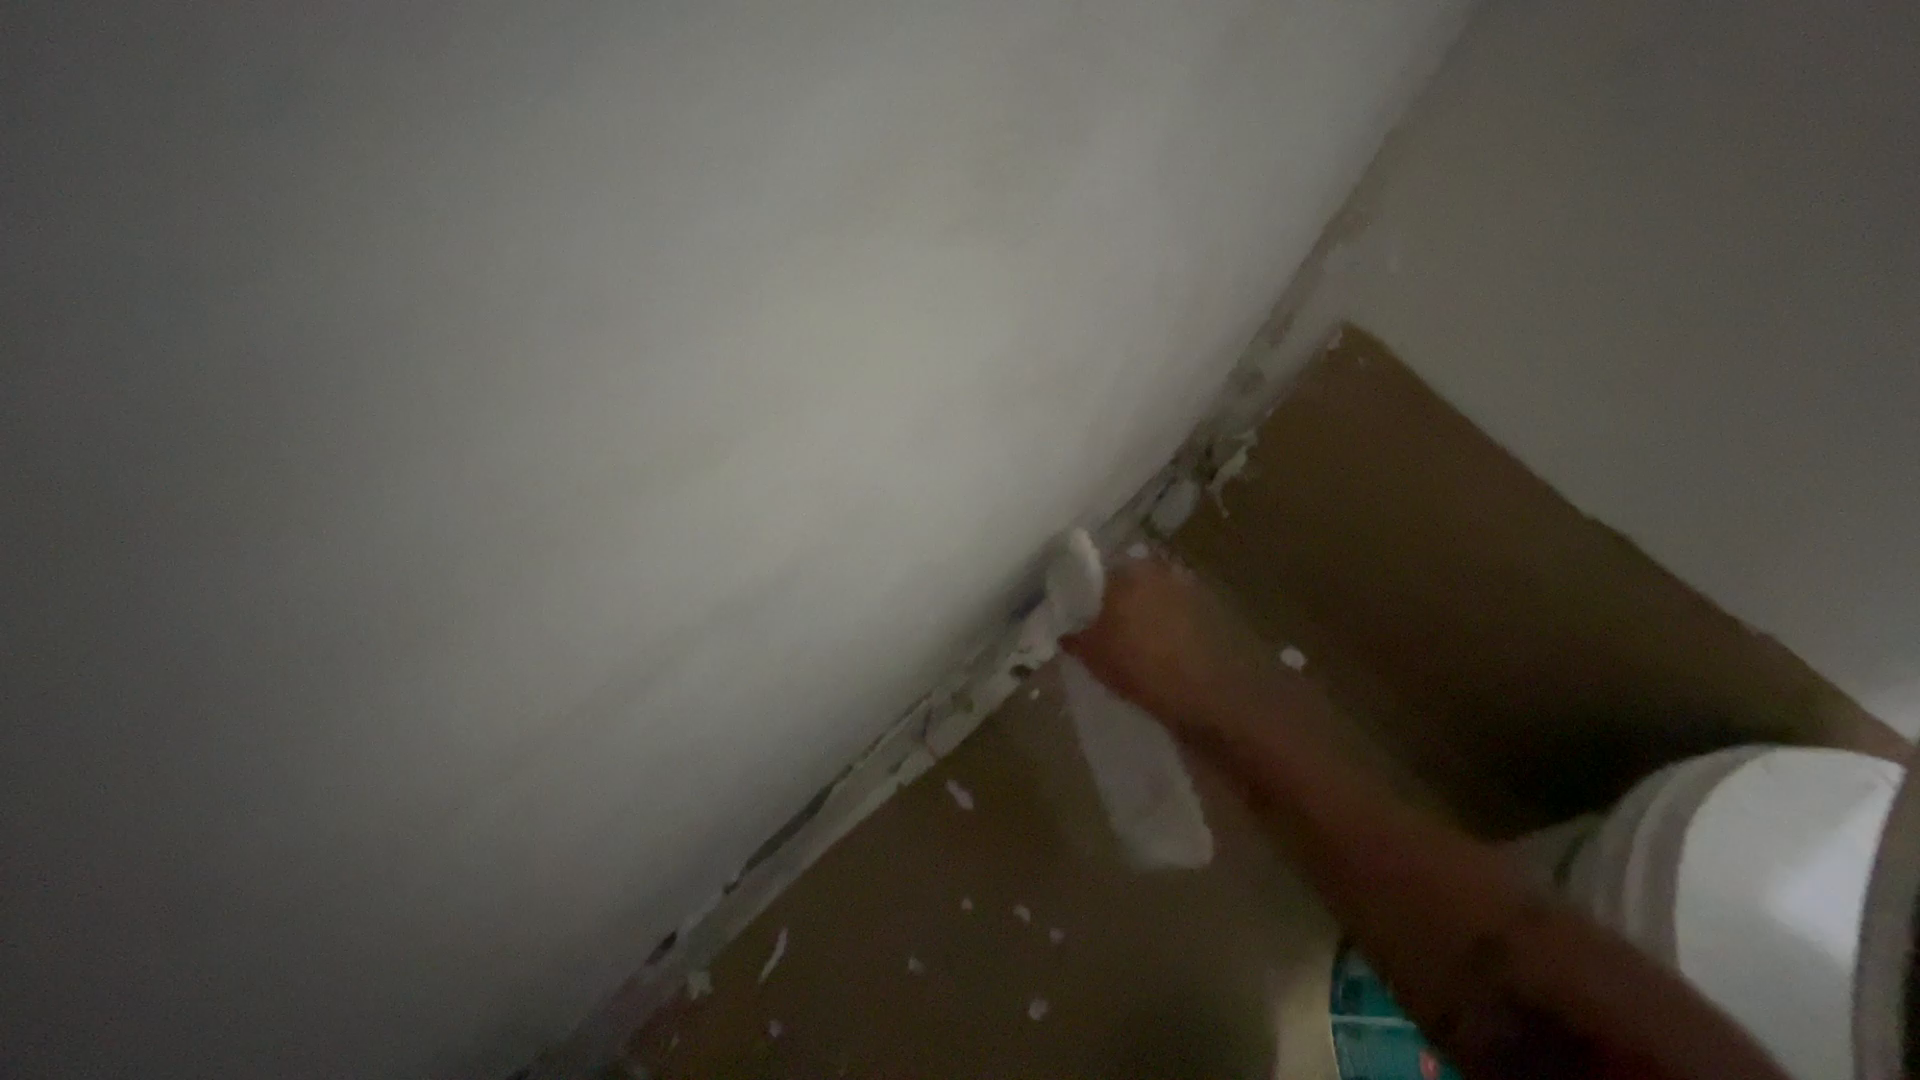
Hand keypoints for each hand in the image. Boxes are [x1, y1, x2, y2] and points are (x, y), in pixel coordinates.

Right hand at [1061, 553, 1273, 737]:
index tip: (1081, 614)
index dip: (1087, 593)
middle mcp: (1161, 568)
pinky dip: (1170, 624)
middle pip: (1129, 580)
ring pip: (1157, 595)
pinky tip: (1164, 649)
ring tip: (1137, 642)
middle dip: (1119, 600)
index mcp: (1127, 570)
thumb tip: (1066, 632)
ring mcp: (1191, 587)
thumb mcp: (1094, 658)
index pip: (1096, 571)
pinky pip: (1179, 612)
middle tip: (1108, 629)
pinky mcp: (1213, 610)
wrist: (1210, 696)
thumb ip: (1075, 638)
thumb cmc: (1142, 668)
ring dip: (1147, 611)